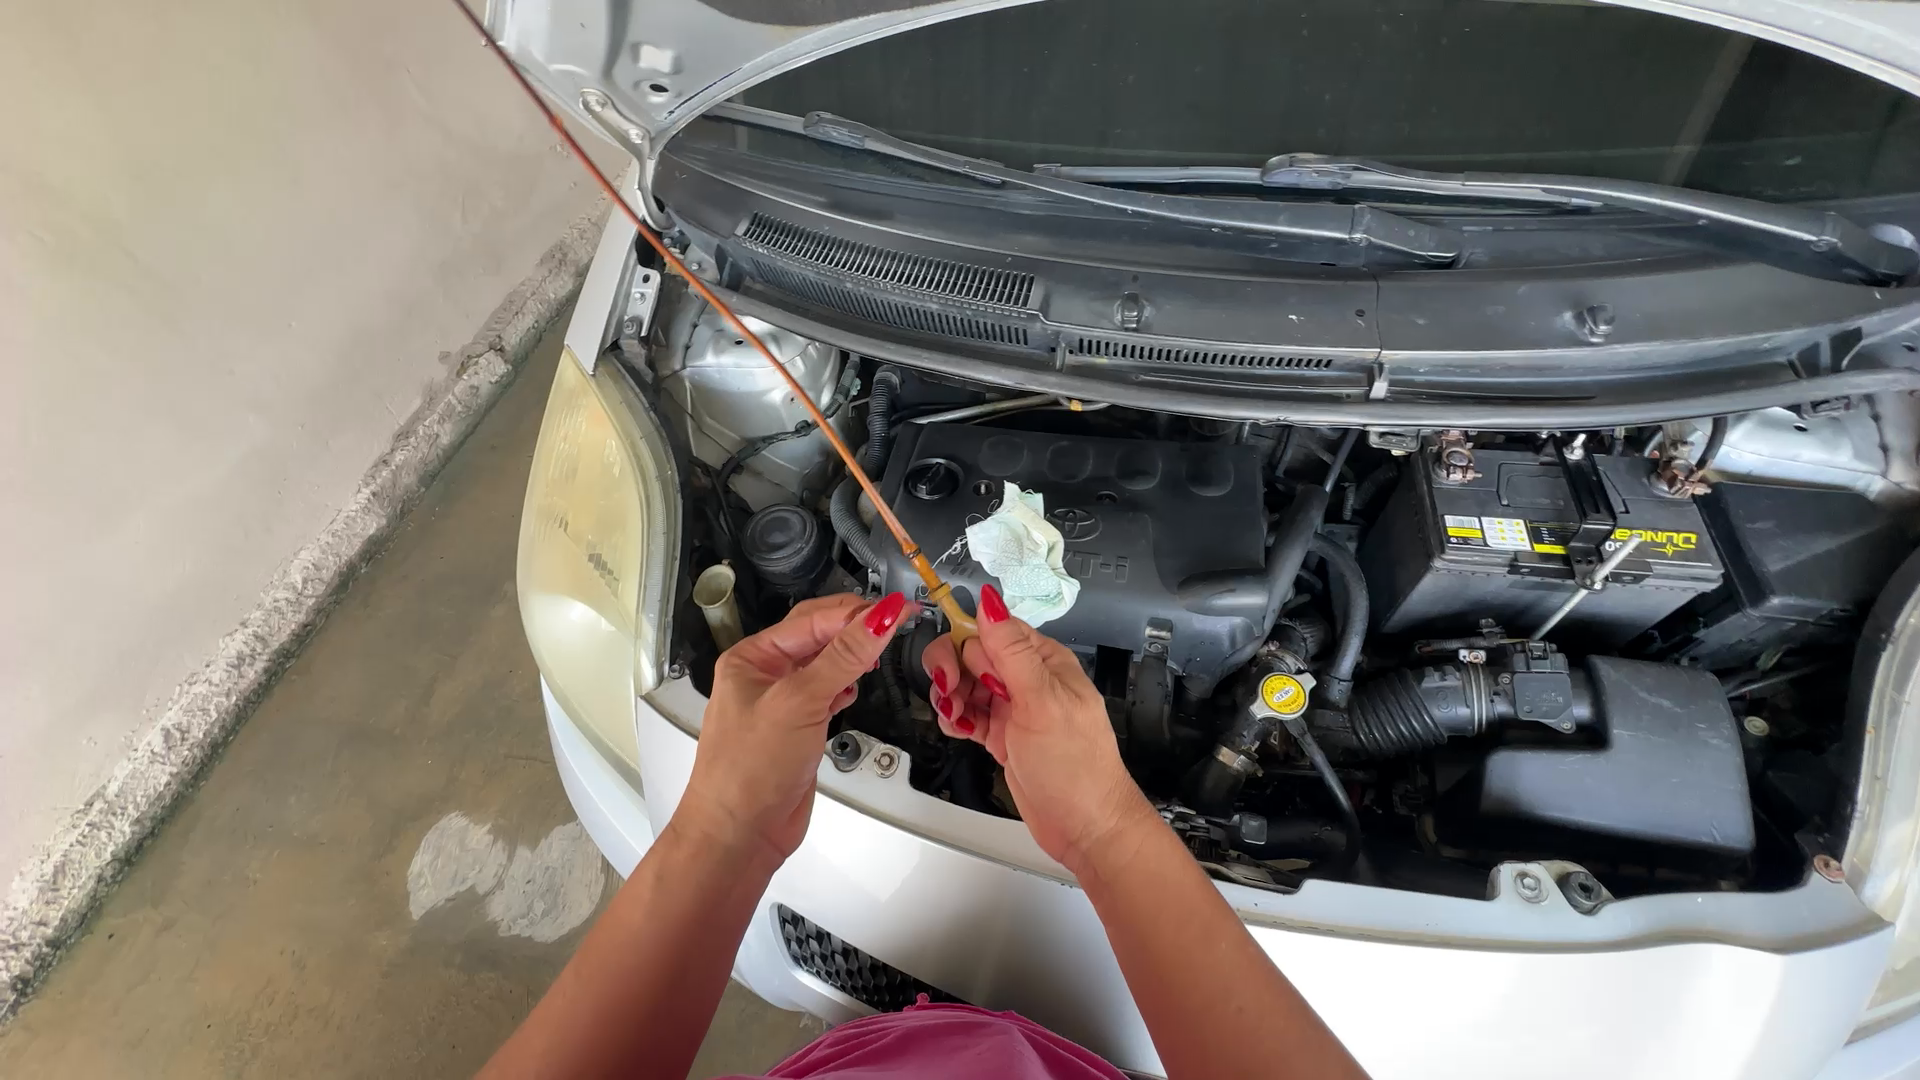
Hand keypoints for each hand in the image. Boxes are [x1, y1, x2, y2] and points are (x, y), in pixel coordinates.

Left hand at [676, 592, 912, 865]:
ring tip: (882, 650)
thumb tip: (880, 618)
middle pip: (820, 636)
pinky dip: (846, 685)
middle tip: (898, 621)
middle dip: (857, 628)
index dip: (857, 612)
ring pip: (826, 663)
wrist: (738, 836)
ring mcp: (782, 702)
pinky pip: (827, 692)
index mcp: (752, 657)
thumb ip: (845, 656)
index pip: (813, 619)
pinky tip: (856, 687)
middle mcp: (765, 674)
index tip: (896, 608)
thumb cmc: (747, 771)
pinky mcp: (798, 727)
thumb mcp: (801, 701)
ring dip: (853, 655)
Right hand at [921, 583, 1155, 873]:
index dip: (966, 645)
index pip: (991, 630)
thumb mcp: (1042, 702)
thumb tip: (989, 601)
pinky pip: (966, 712)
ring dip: (950, 697)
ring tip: (957, 719)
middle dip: (952, 673)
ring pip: (963, 682)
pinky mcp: (1001, 733)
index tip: (955, 672)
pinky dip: (955, 719)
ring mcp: (1012, 706)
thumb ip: (1011, 651)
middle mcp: (1026, 678)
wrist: (1086, 828)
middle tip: (953, 698)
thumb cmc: (1076, 766)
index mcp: (1042, 660)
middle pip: (970, 654)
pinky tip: (959, 730)